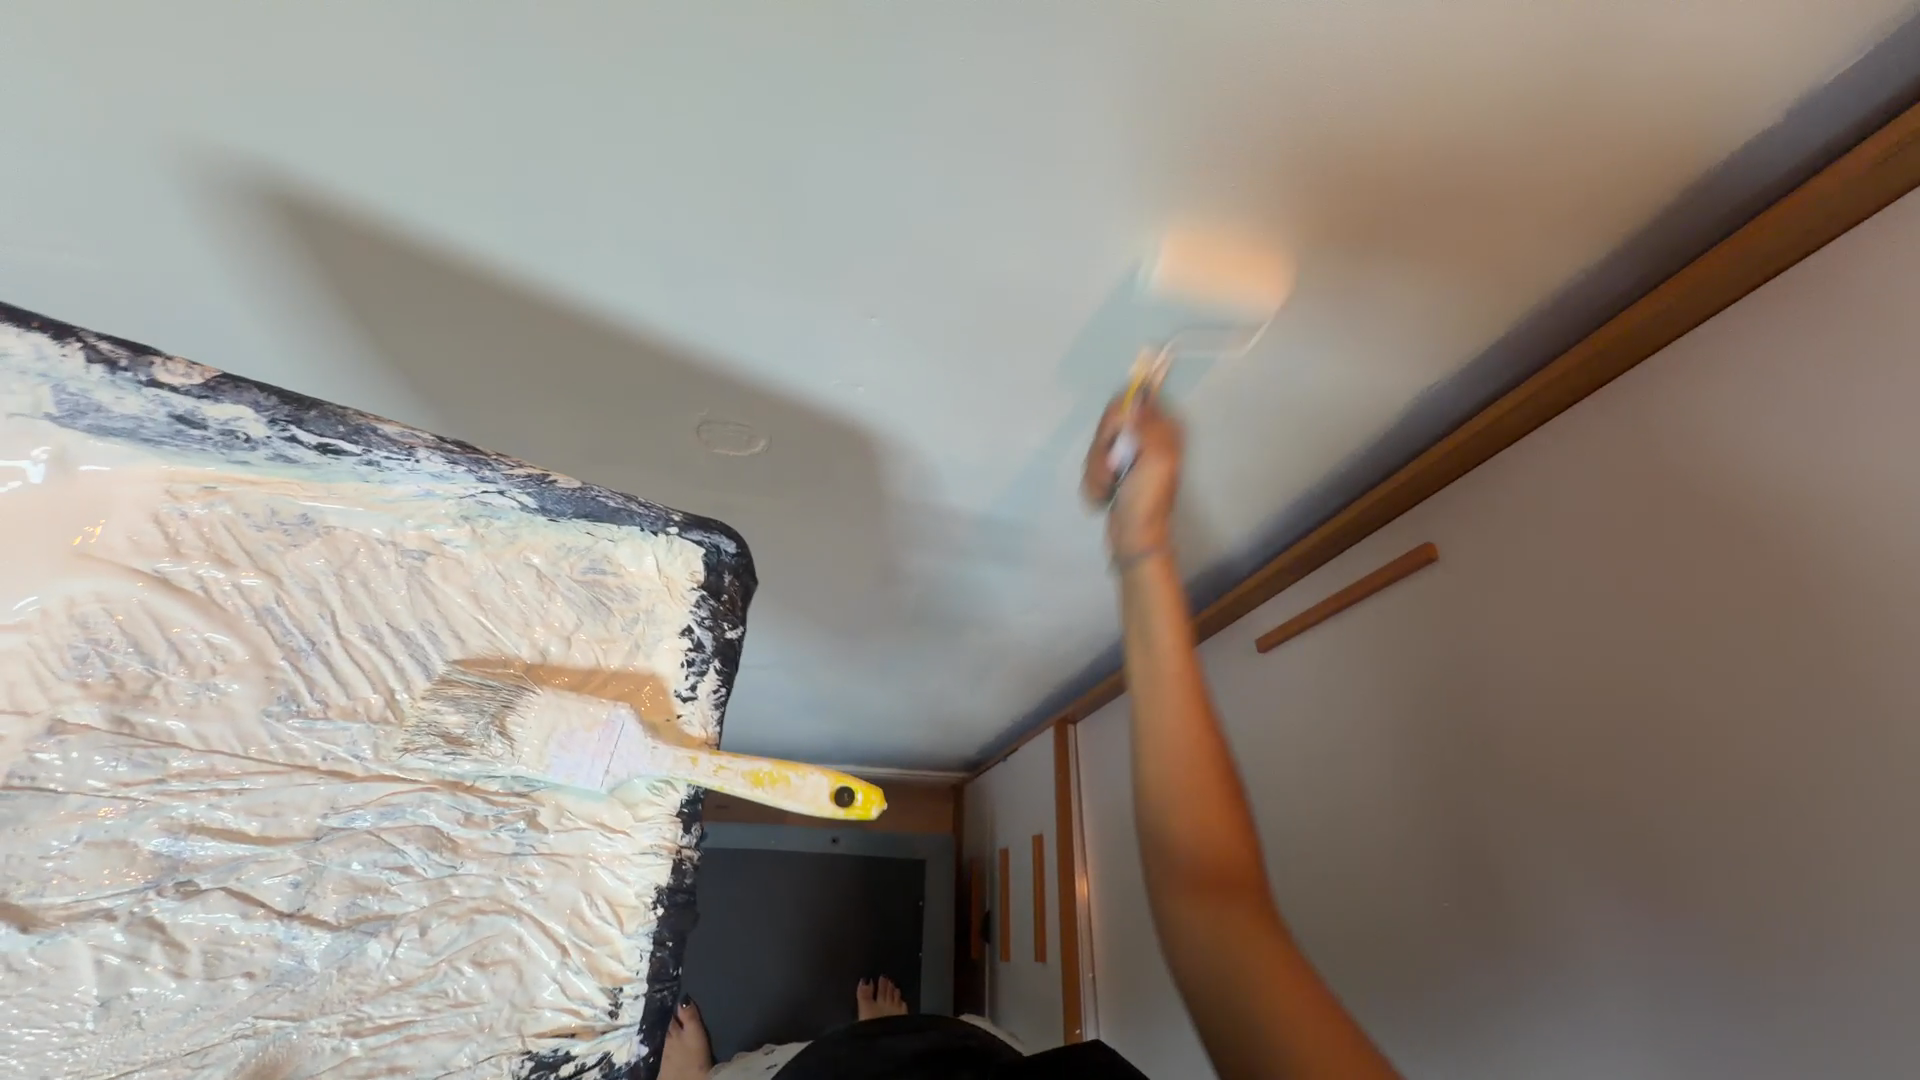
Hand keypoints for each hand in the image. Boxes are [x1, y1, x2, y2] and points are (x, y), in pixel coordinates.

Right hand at [1082, 391, 1182, 558]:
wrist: (1134, 538)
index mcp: (1161, 430)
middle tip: (1112, 473)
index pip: (1129, 402)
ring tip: (1108, 491)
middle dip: (1101, 452)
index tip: (1113, 440)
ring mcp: (1127, 457)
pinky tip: (1104, 497)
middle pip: (1107, 426)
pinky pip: (1091, 466)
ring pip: (1096, 448)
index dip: (1114, 420)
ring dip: (1096, 473)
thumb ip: (1148, 425)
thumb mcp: (1157, 459)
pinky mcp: (1112, 473)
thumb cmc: (1148, 500)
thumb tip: (1137, 394)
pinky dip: (1093, 484)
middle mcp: (1145, 439)